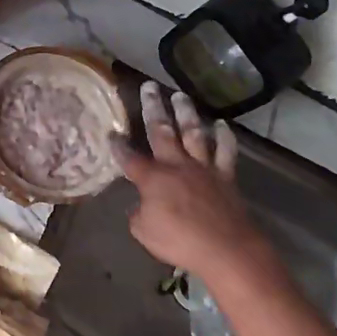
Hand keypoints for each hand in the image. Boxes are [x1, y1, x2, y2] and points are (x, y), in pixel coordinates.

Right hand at [114, 82, 283, 284]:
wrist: (225, 248)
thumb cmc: (179, 241)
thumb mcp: (144, 231)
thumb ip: (139, 214)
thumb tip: (142, 205)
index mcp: (153, 179)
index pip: (129, 158)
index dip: (118, 146)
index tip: (110, 132)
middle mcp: (177, 165)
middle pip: (161, 131)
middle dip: (153, 108)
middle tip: (148, 87)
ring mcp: (203, 168)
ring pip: (193, 133)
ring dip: (185, 113)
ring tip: (179, 95)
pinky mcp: (225, 177)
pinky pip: (225, 152)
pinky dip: (223, 137)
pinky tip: (220, 125)